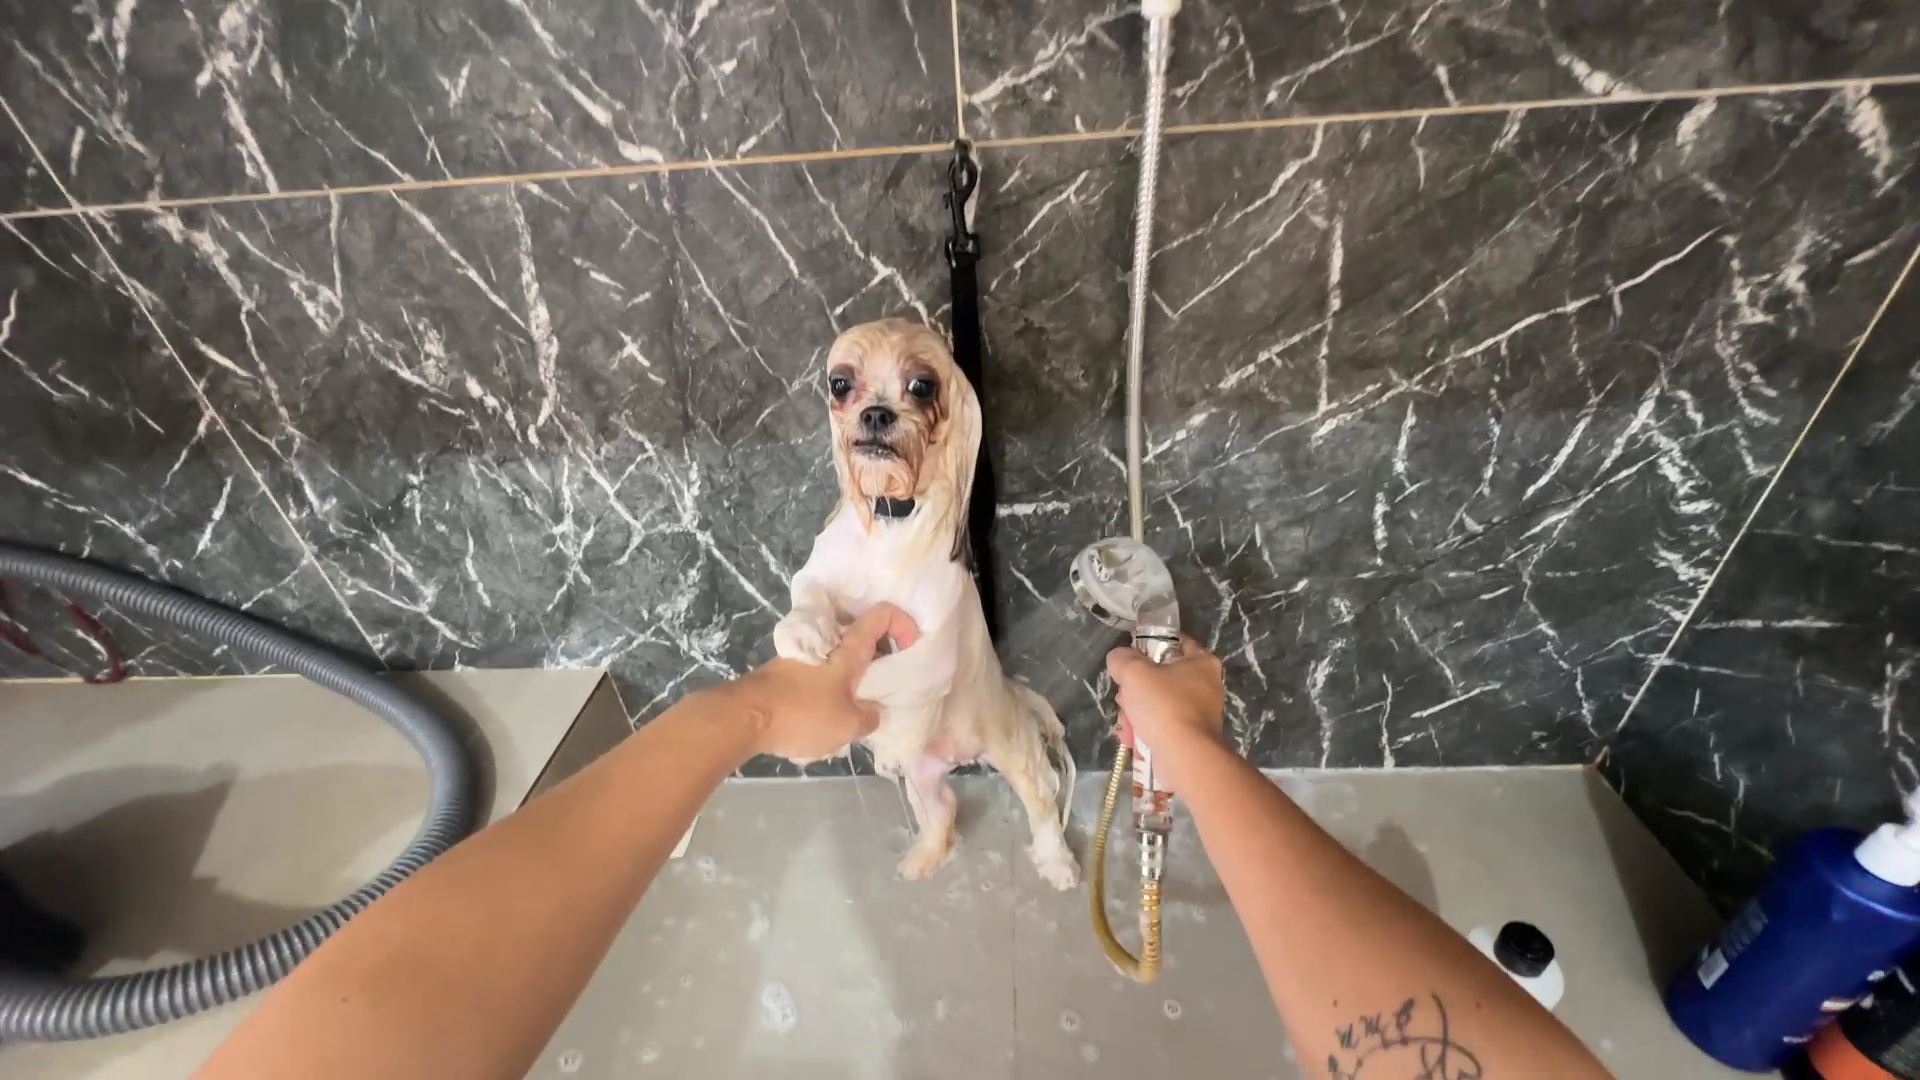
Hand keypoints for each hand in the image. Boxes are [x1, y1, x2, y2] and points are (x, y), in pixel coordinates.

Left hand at [733, 603, 919, 762]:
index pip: (882, 614)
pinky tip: (830, 712)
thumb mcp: (848, 725)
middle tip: (888, 682)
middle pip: (862, 633)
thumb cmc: (801, 714)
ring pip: (840, 653)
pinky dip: (833, 683)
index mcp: (848, 649)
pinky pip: (821, 669)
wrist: (742, 717)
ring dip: (856, 672)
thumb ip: (869, 717)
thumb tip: (871, 712)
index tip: (910, 648)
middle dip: (881, 653)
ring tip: (860, 703)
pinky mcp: (786, 672)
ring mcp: (803, 656)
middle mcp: (827, 643)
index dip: (903, 623)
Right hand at [1105, 638, 1227, 792]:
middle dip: (1135, 689)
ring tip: (1126, 724)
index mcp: (1201, 662)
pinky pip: (1161, 725)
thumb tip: (1119, 659)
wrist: (1185, 757)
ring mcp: (1199, 713)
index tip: (1128, 659)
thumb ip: (1121, 658)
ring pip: (1157, 703)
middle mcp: (1205, 685)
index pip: (1173, 642)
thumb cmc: (1163, 706)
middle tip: (1125, 697)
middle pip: (1159, 676)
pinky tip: (1131, 739)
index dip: (1147, 645)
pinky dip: (1144, 730)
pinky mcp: (1191, 737)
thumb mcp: (1134, 672)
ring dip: (1135, 712)